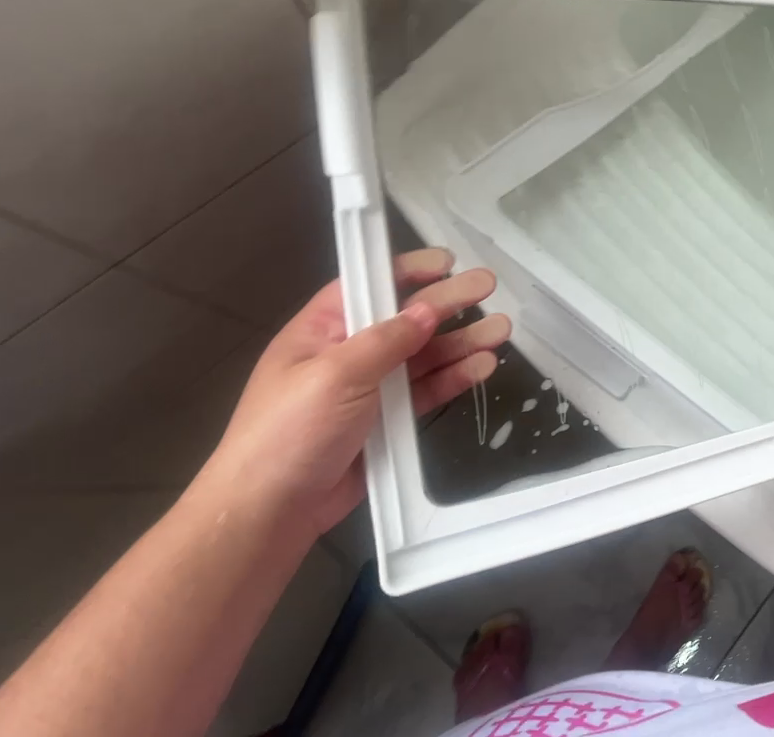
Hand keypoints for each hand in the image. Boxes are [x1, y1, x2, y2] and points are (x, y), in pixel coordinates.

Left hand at [196, 249, 510, 535]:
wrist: (270, 512)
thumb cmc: (290, 432)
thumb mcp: (335, 375)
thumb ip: (386, 340)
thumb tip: (427, 310)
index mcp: (321, 332)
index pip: (366, 286)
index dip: (406, 270)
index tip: (447, 261)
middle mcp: (347, 354)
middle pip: (406, 318)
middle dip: (448, 302)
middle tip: (489, 286)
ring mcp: (369, 389)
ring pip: (424, 355)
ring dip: (462, 340)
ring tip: (503, 330)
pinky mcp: (387, 422)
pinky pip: (427, 391)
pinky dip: (455, 377)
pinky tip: (483, 366)